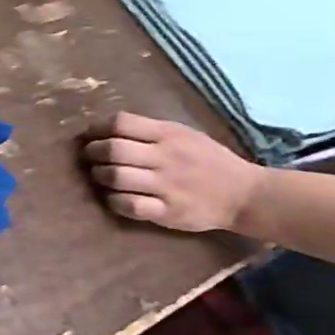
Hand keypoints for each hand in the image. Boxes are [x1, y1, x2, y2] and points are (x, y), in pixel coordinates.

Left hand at [81, 112, 264, 231]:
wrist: (244, 194)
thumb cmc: (209, 160)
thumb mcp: (184, 135)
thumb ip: (151, 131)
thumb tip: (107, 128)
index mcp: (169, 134)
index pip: (121, 123)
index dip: (98, 128)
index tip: (91, 135)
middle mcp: (166, 157)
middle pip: (113, 149)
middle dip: (93, 152)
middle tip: (90, 156)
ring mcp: (166, 186)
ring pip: (116, 177)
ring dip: (100, 176)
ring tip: (100, 176)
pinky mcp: (167, 212)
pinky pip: (129, 205)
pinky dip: (114, 201)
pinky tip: (115, 198)